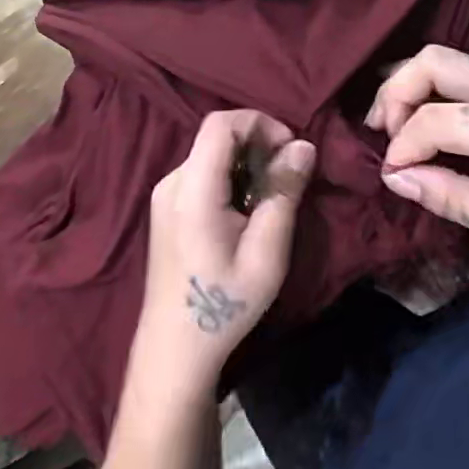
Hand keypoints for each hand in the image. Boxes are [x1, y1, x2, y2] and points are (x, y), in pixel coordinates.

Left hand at [140, 111, 314, 390]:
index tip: (290, 150)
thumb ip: (283, 193)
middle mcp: (172, 181)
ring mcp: (164, 193)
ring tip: (271, 194)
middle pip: (215, 136)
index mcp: (192, 188)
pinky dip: (229, 175)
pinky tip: (246, 208)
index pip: (221, 124)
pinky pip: (201, 172)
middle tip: (288, 174)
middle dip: (257, 142)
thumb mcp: (266, 252)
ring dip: (245, 160)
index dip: (259, 123)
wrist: (175, 344)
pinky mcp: (166, 206)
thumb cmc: (225, 303)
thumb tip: (304, 146)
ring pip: (209, 152)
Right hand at [366, 45, 468, 263]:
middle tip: (382, 132)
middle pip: (432, 61)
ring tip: (394, 125)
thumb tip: (394, 176)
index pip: (434, 120)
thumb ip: (450, 197)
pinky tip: (422, 119)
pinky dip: (429, 88)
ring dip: (408, 86)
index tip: (392, 175)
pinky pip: (459, 69)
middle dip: (394, 93)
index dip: (402, 147)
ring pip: (442, 57)